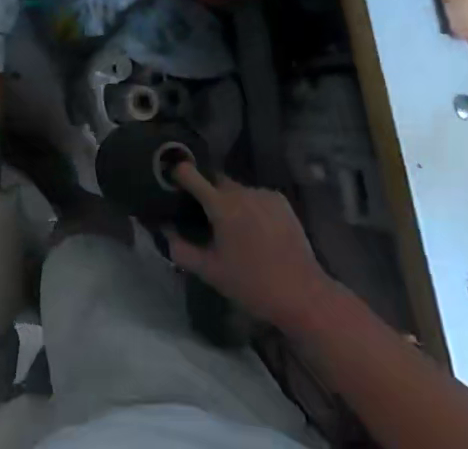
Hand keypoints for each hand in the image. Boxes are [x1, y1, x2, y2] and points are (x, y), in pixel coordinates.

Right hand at [165, 164, 339, 331]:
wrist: (303, 294)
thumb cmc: (252, 285)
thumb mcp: (210, 272)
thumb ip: (181, 249)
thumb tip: (165, 231)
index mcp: (222, 206)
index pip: (192, 175)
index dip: (179, 173)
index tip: (171, 179)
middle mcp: (242, 192)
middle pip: (216, 181)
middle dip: (207, 192)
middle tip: (203, 216)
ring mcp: (264, 194)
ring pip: (237, 190)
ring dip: (230, 201)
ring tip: (232, 228)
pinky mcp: (281, 201)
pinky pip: (256, 196)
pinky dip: (250, 206)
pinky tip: (255, 230)